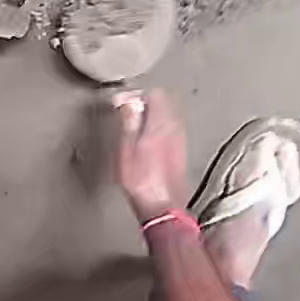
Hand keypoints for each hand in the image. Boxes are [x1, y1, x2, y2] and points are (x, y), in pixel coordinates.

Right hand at [113, 89, 186, 223]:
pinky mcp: (178, 151)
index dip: (135, 94)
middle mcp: (174, 129)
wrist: (161, 206)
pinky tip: (143, 138)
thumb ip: (128, 120)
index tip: (120, 102)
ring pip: (167, 114)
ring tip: (132, 123)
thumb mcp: (126, 147)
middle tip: (126, 108)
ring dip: (150, 113)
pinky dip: (155, 126)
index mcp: (160, 124)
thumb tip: (127, 101)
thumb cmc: (142, 181)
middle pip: (164, 101)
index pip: (154, 94)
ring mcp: (179, 140)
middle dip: (144, 101)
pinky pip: (169, 128)